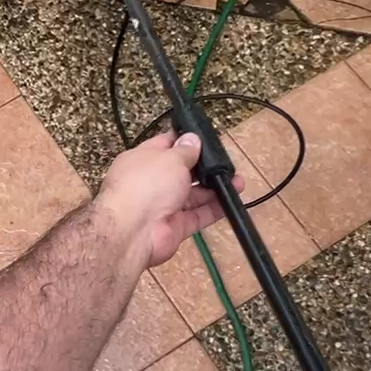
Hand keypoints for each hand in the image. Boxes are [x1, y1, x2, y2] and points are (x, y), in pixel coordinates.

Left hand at [94, 131, 242, 268]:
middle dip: (203, 167)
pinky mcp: (174, 227)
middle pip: (181, 172)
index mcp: (142, 160)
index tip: (205, 140)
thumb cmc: (144, 186)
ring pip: (192, 195)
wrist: (133, 231)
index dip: (185, 141)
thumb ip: (184, 150)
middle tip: (225, 162)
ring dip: (213, 188)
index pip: (165, 145)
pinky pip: (197, 216)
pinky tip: (231, 201)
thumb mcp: (169, 158)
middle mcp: (151, 182)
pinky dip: (214, 209)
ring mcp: (162, 206)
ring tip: (237, 181)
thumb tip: (192, 139)